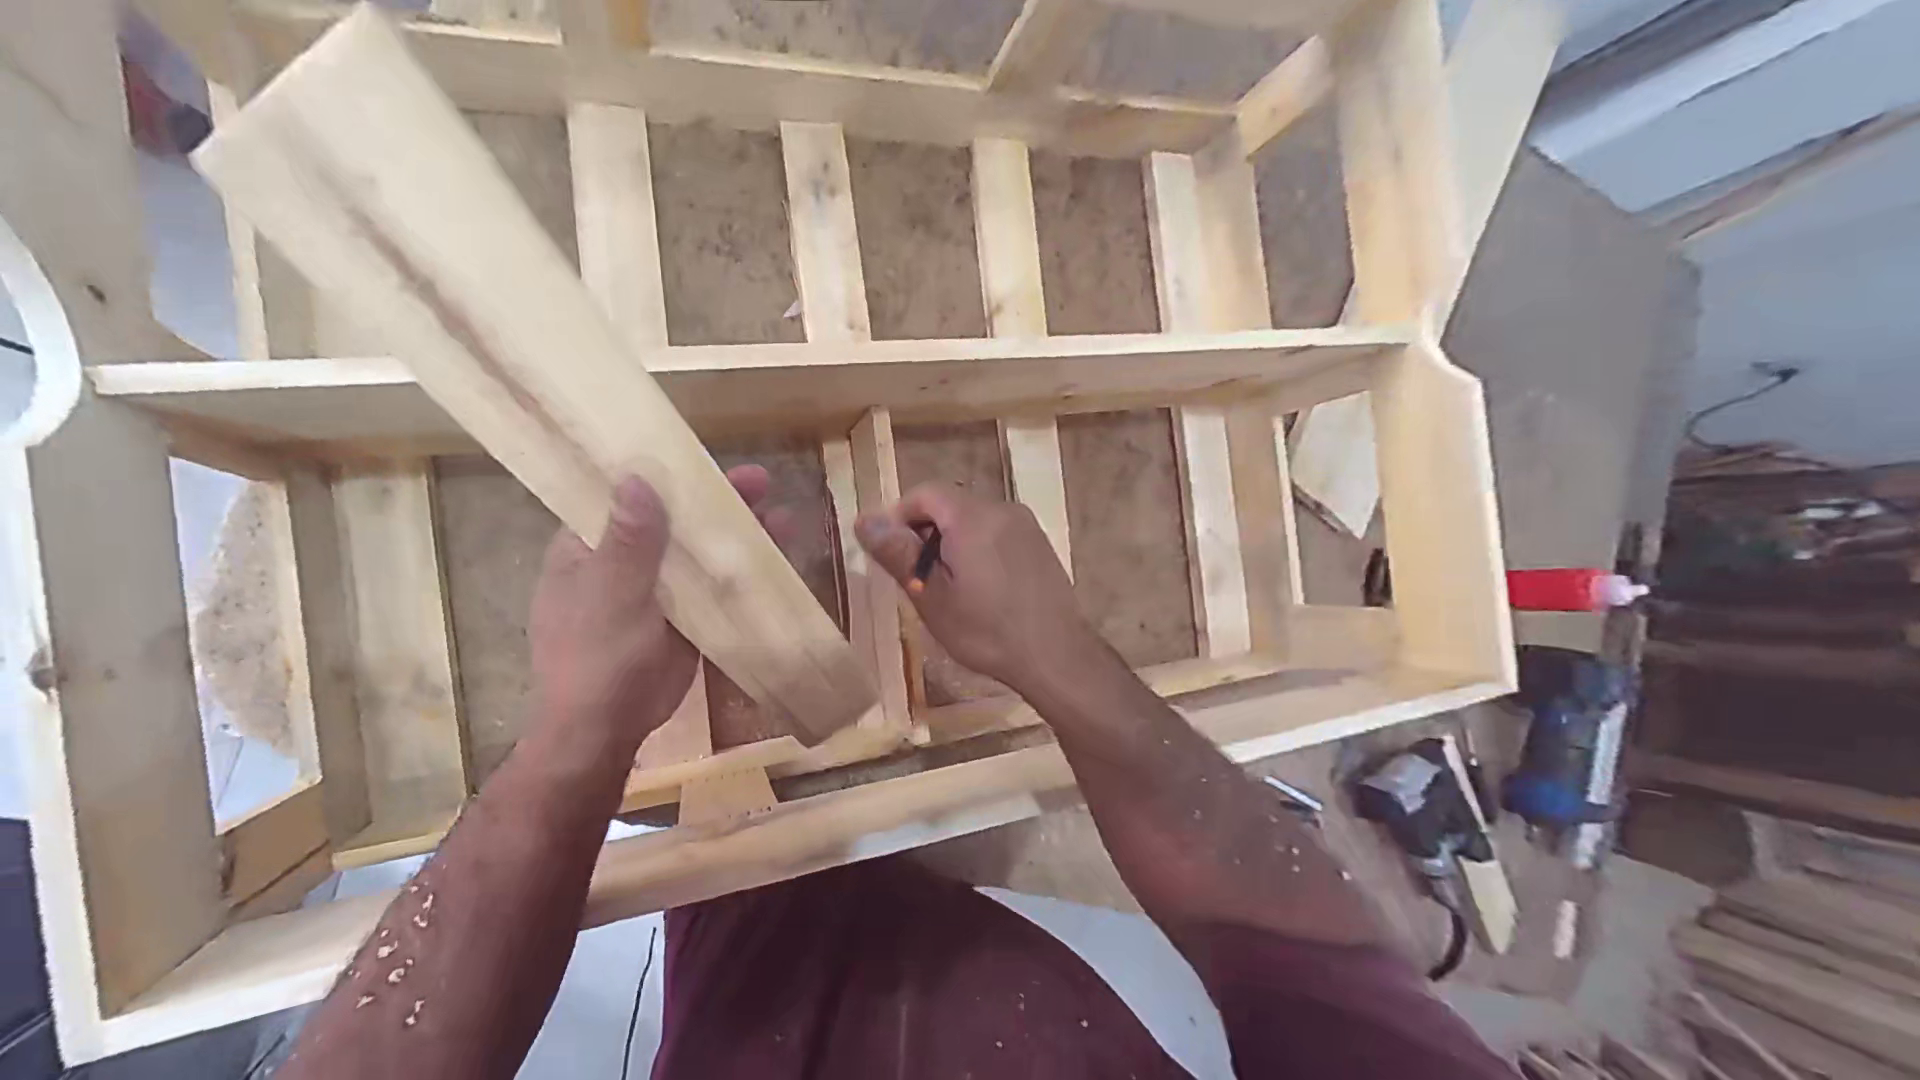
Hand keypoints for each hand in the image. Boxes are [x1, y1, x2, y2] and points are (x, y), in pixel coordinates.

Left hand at [530, 466, 774, 749]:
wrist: (607, 727)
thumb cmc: (596, 656)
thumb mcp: (611, 594)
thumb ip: (629, 540)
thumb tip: (638, 478)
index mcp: (588, 548)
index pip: (625, 496)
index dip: (663, 473)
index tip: (701, 458)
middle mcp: (623, 561)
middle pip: (674, 520)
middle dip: (715, 501)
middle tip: (761, 480)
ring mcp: (656, 589)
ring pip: (699, 552)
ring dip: (736, 534)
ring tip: (782, 516)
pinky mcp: (683, 615)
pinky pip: (713, 585)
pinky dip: (740, 572)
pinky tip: (774, 559)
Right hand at [856, 483, 1103, 700]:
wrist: (1056, 655)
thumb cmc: (987, 630)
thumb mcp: (932, 596)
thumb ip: (898, 553)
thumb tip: (864, 520)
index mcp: (973, 517)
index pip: (925, 492)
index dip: (899, 516)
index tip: (892, 553)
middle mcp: (1002, 509)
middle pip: (950, 503)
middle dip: (925, 531)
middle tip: (918, 576)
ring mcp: (1026, 525)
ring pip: (973, 519)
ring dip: (951, 541)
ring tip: (947, 586)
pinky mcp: (1039, 543)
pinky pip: (996, 531)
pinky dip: (977, 547)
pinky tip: (981, 587)